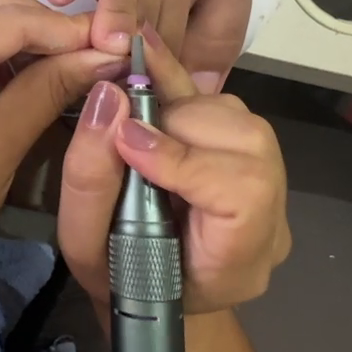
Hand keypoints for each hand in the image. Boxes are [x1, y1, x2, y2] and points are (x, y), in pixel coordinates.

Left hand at [0, 0, 125, 285]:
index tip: (115, 41)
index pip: (8, 19)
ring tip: (60, 55)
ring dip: (16, 23)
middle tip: (92, 49)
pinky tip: (17, 63)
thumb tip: (106, 55)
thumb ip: (51, 87)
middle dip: (43, 22)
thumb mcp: (1, 143)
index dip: (66, 29)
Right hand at [58, 30, 290, 315]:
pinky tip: (145, 62)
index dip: (185, 158)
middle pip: (247, 145)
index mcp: (238, 263)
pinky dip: (180, 81)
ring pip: (239, 118)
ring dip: (179, 104)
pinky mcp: (246, 150)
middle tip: (123, 125)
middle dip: (177, 122)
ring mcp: (266, 182)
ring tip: (134, 117)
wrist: (148, 289)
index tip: (127, 141)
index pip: (242, 196)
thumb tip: (108, 99)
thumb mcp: (82, 244)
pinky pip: (223, 104)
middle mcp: (268, 220)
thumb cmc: (115, 278)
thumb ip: (91, 180)